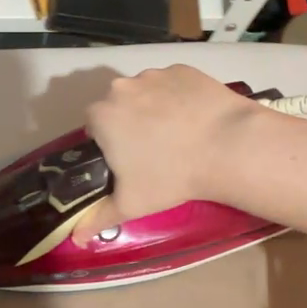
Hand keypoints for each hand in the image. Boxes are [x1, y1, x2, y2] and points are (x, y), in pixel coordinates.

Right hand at [70, 65, 266, 242]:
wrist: (229, 147)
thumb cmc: (172, 176)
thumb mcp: (131, 204)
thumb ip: (98, 218)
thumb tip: (77, 238)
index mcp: (101, 115)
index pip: (94, 128)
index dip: (108, 145)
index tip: (127, 162)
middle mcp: (121, 87)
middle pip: (117, 106)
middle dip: (129, 124)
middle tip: (153, 151)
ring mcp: (154, 74)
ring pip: (145, 93)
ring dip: (153, 109)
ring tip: (178, 134)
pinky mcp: (184, 69)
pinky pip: (172, 84)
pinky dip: (178, 97)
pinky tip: (195, 118)